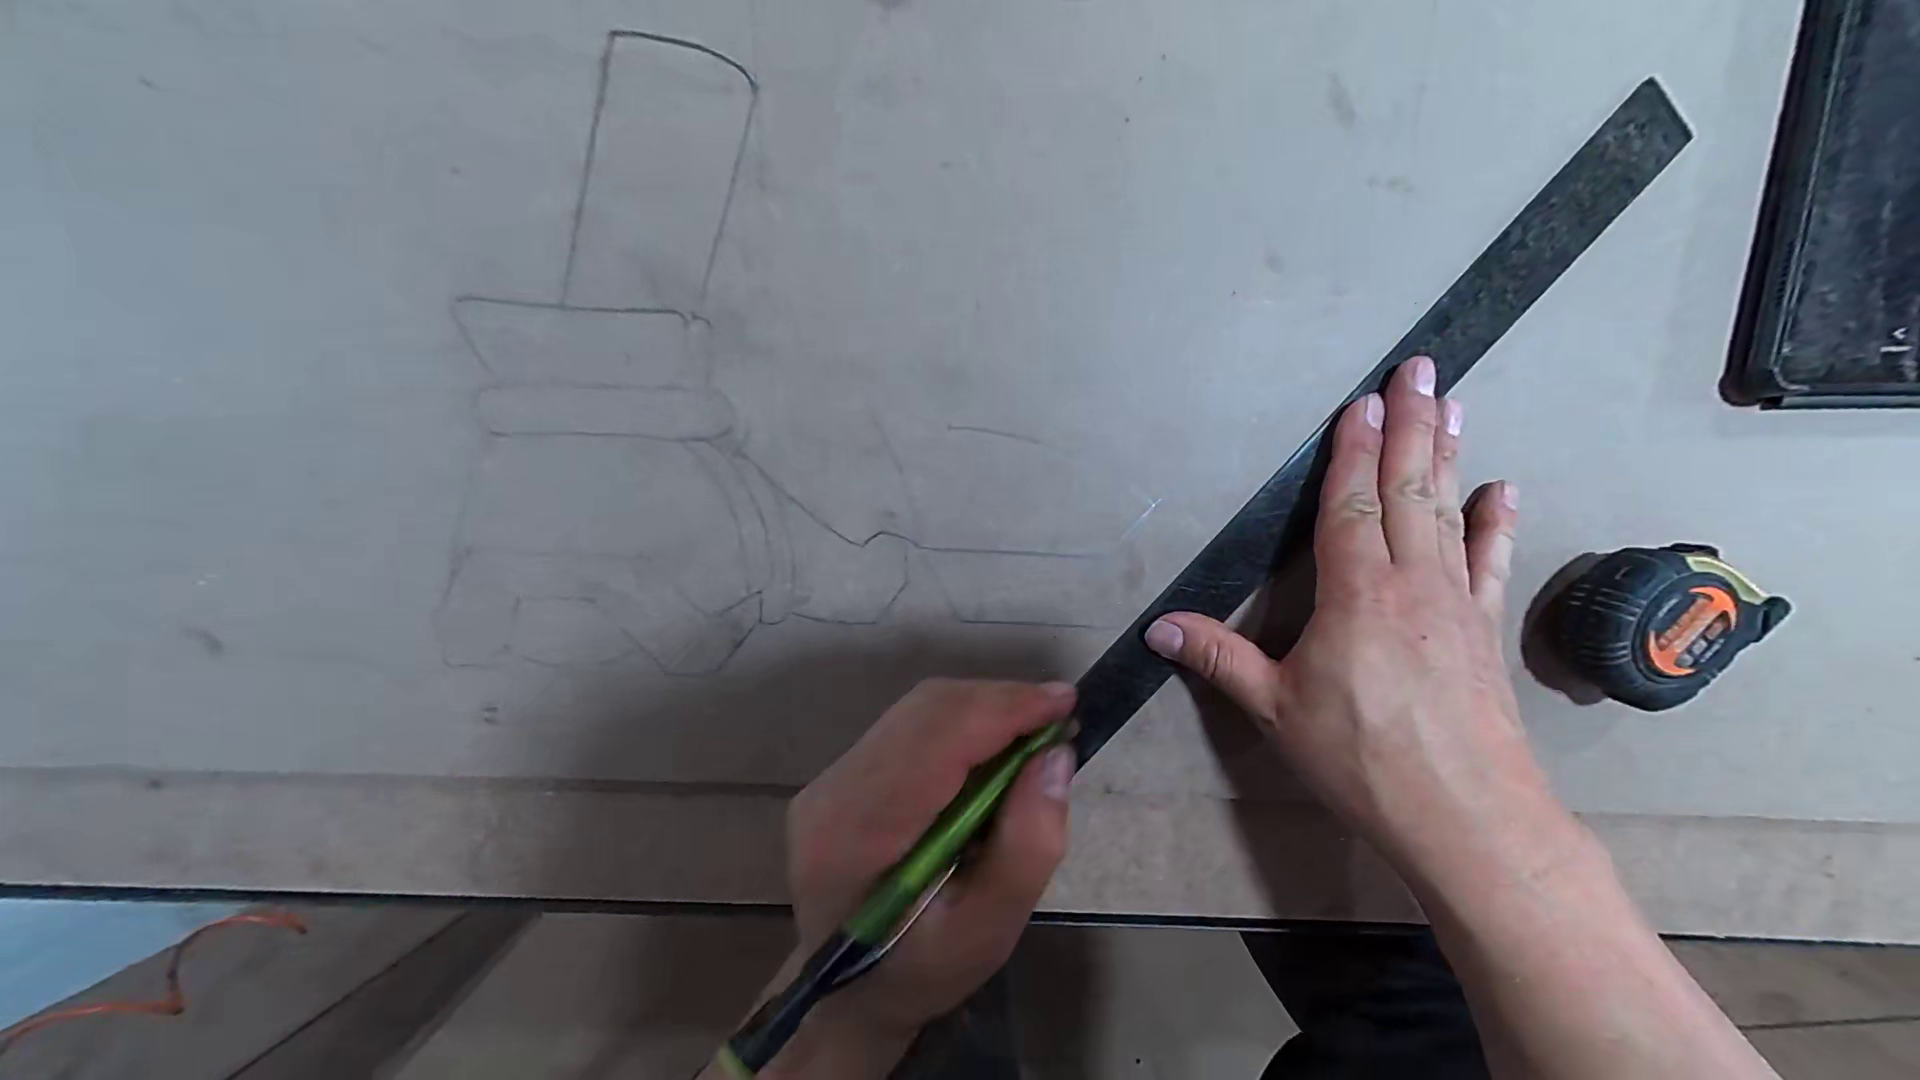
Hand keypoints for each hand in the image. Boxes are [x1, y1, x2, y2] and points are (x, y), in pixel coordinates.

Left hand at [768, 679, 1077, 1073]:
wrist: (844, 994)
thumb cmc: (917, 973)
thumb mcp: (986, 935)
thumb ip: (1026, 848)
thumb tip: (1056, 757)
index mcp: (855, 834)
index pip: (934, 741)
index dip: (1001, 709)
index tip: (1064, 703)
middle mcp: (833, 789)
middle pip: (925, 711)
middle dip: (999, 702)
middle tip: (1057, 716)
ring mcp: (831, 775)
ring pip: (919, 709)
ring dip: (983, 708)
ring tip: (1033, 728)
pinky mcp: (843, 770)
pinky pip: (910, 723)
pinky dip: (962, 720)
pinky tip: (992, 742)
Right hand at [1144, 356, 1568, 892]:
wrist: (1469, 819)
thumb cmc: (1360, 757)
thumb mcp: (1274, 708)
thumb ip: (1217, 659)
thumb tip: (1156, 628)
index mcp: (1357, 596)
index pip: (1350, 507)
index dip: (1353, 453)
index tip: (1363, 402)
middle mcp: (1412, 584)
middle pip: (1408, 491)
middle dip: (1411, 426)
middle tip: (1422, 369)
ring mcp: (1456, 604)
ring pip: (1448, 513)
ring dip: (1448, 456)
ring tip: (1456, 406)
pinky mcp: (1483, 630)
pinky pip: (1489, 562)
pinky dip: (1495, 523)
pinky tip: (1503, 490)